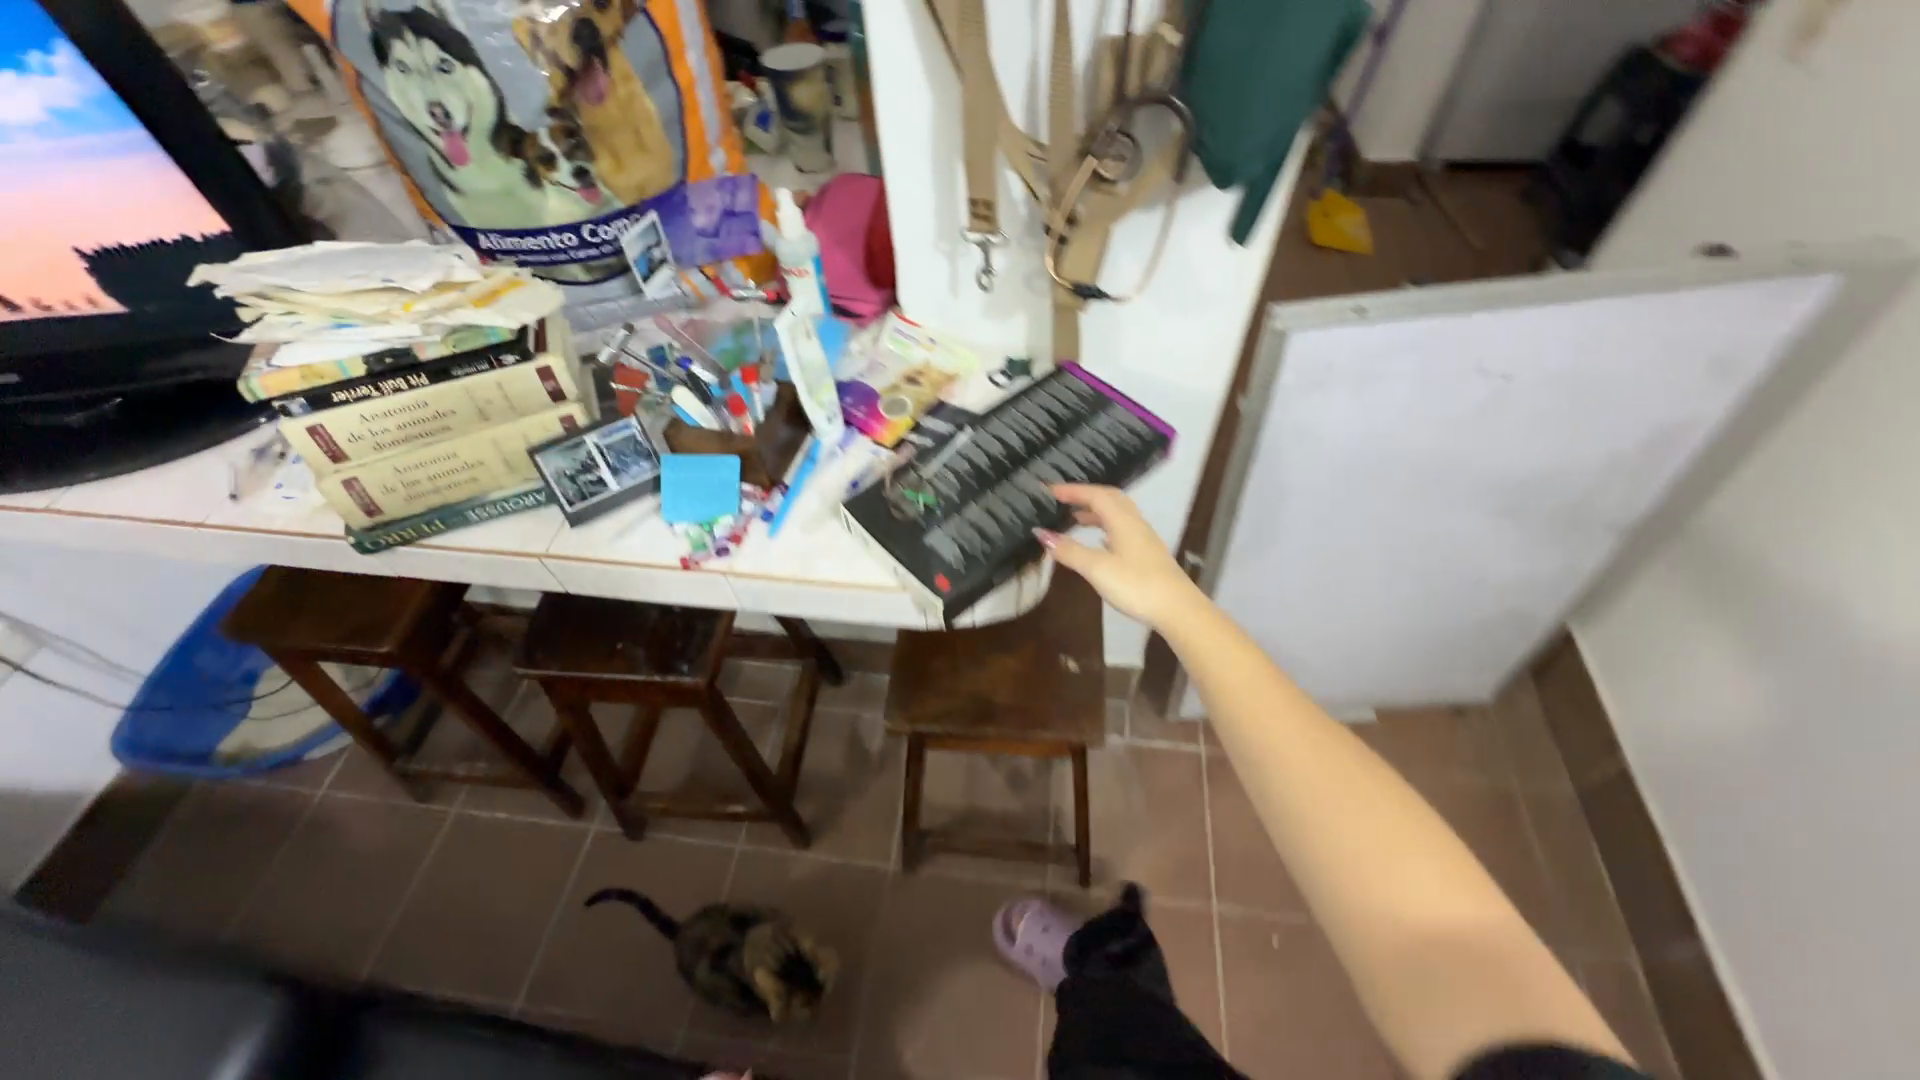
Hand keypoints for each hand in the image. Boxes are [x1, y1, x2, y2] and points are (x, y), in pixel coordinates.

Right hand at [1036, 484, 1199, 626]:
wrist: (1177, 609)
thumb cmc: (1136, 585)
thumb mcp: (1097, 568)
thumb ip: (1069, 551)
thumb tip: (1042, 534)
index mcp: (1123, 521)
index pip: (1096, 495)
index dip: (1072, 491)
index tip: (1050, 490)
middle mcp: (1135, 524)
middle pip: (1110, 499)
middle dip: (1086, 496)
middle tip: (1063, 500)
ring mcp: (1144, 539)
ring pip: (1118, 515)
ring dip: (1096, 512)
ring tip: (1075, 518)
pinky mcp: (1147, 555)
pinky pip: (1122, 531)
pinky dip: (1105, 528)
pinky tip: (1099, 542)